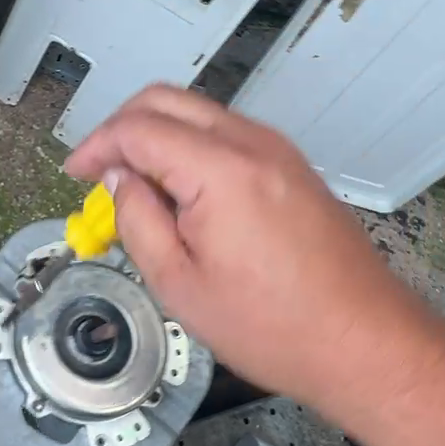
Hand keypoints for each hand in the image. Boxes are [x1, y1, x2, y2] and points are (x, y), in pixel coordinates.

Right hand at [64, 86, 438, 406]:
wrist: (370, 345)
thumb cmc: (271, 327)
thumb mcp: (179, 284)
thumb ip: (136, 219)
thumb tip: (119, 179)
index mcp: (220, 170)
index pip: (138, 127)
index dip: (96, 145)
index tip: (74, 174)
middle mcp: (251, 142)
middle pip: (165, 100)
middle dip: (120, 127)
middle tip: (98, 171)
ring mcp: (276, 149)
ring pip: (194, 111)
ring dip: (154, 134)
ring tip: (134, 185)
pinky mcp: (290, 164)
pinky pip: (222, 133)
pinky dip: (186, 146)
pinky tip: (178, 191)